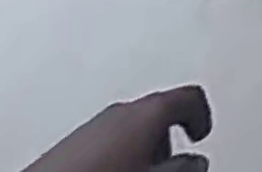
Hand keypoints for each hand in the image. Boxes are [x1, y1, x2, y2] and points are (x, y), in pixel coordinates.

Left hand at [23, 86, 212, 171]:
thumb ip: (183, 165)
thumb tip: (195, 162)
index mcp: (151, 108)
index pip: (191, 96)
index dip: (201, 114)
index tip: (200, 132)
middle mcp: (122, 109)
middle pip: (157, 110)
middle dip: (166, 135)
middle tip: (169, 159)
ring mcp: (88, 128)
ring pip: (126, 127)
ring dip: (136, 146)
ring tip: (136, 170)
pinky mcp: (60, 149)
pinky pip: (99, 142)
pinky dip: (110, 155)